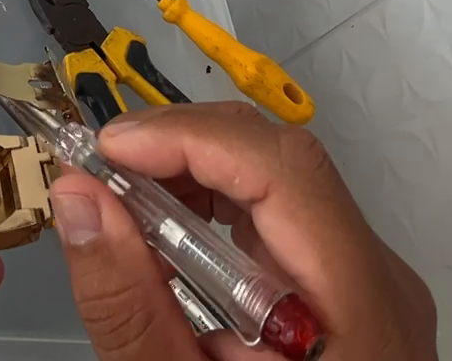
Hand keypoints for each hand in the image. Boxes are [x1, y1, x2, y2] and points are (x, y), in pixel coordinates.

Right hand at [49, 103, 435, 360]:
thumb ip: (129, 308)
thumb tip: (77, 193)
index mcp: (359, 313)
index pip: (283, 171)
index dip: (191, 140)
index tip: (109, 152)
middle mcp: (373, 276)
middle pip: (275, 156)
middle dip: (175, 145)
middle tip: (100, 170)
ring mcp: (359, 273)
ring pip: (267, 166)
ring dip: (182, 165)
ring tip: (120, 200)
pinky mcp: (333, 275)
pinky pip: (266, 200)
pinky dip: (201, 194)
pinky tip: (160, 228)